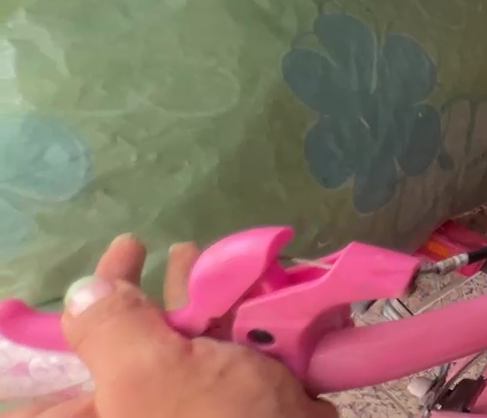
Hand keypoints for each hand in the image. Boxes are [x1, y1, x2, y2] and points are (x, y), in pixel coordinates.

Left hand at [18, 235, 334, 417]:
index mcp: (89, 415)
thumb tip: (85, 288)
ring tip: (221, 262)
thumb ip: (114, 329)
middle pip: (128, 344)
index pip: (68, 355)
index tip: (131, 246)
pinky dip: (237, 317)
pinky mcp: (224, 400)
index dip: (96, 297)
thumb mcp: (154, 374)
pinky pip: (220, 351)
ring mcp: (177, 407)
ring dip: (204, 299)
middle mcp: (127, 411)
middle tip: (177, 251)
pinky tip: (257, 289)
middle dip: (155, 294)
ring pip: (181, 342)